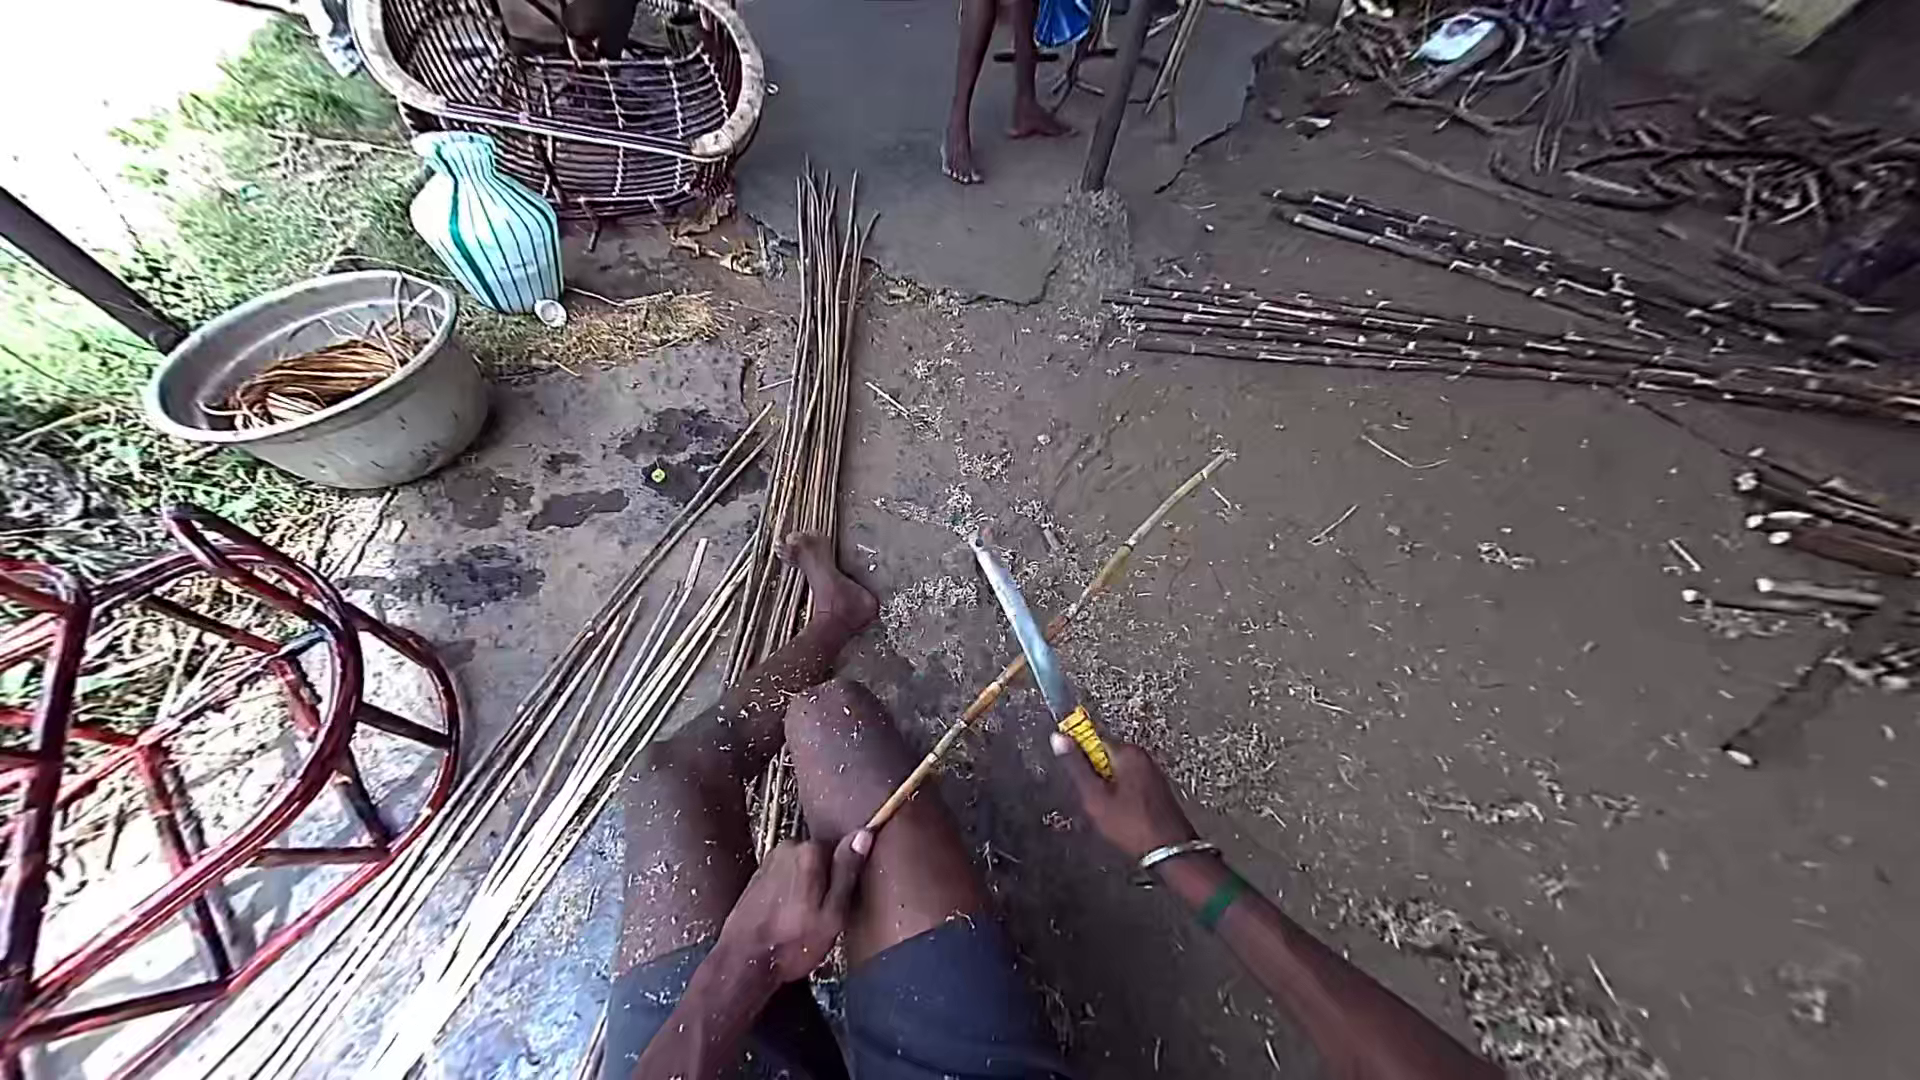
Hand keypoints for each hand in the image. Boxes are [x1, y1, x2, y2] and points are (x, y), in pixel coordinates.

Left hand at [714, 830, 871, 983]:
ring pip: (804, 865)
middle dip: (826, 879)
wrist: (740, 963)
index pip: (843, 848)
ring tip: (803, 917)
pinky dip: (790, 889)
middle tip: (823, 913)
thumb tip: (864, 833)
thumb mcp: (832, 914)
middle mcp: (790, 845)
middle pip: (822, 855)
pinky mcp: (758, 874)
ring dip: (807, 884)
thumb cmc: (791, 943)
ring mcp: (771, 859)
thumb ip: (848, 870)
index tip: (841, 901)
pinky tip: (787, 915)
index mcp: (811, 850)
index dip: (845, 875)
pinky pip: (786, 874)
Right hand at [1050, 733, 1198, 861]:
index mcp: (1128, 752)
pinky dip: (1122, 798)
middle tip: (1096, 802)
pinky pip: (1130, 786)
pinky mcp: (1156, 789)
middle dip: (1095, 778)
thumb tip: (1059, 738)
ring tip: (1111, 813)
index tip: (1082, 782)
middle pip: (1104, 758)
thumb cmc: (1133, 825)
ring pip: (1117, 774)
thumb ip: (1075, 765)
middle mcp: (1142, 757)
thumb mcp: (1095, 796)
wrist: (1171, 853)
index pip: (1092, 741)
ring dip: (1108, 790)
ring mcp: (1152, 773)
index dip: (1082, 763)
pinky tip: (1124, 818)